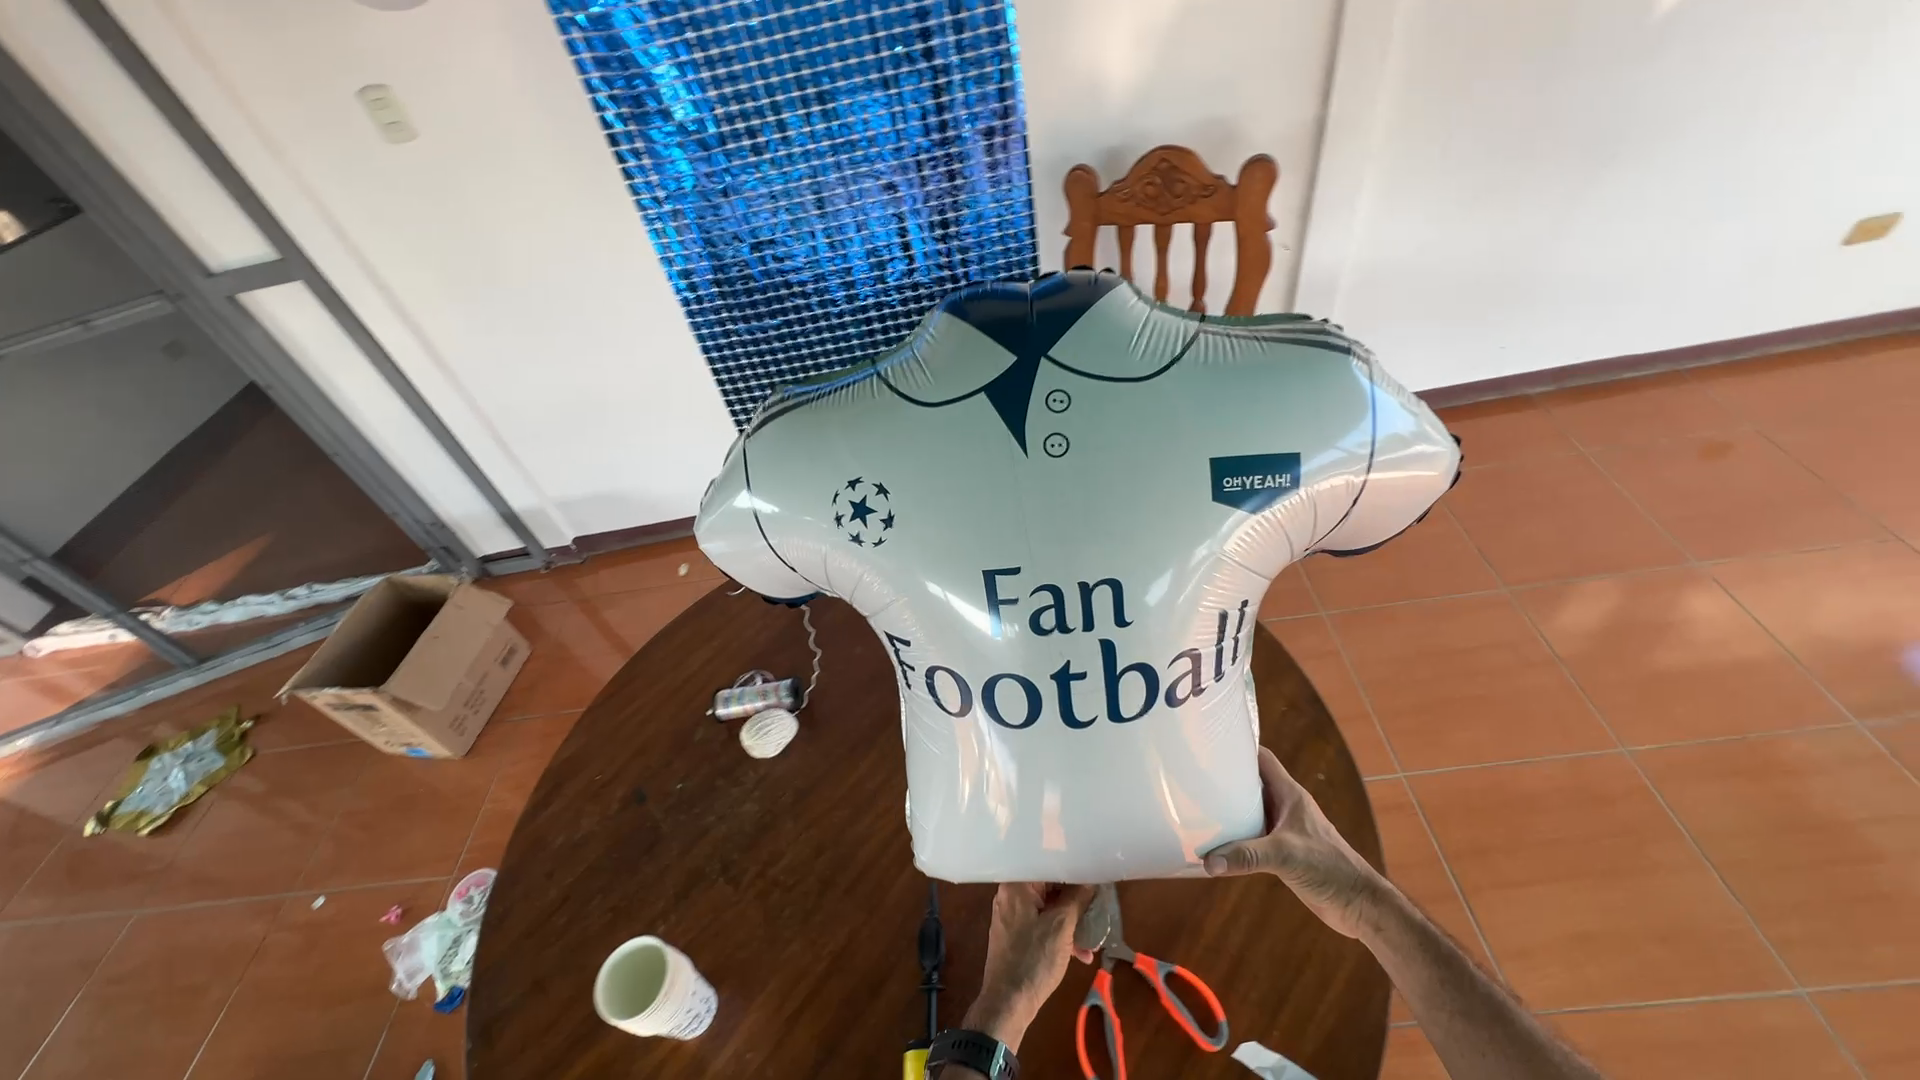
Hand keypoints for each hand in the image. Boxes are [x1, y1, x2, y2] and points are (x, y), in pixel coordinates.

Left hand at [964, 882, 1095, 1050]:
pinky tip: (1081, 954)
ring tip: (1093, 939)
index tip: (1094, 874)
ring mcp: (1012, 916)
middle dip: (1075, 900)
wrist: (1008, 1003)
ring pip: (1048, 908)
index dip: (1072, 869)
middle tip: (1098, 908)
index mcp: (1016, 886)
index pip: (1047, 864)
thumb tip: (1091, 880)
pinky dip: (1060, 934)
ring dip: (1071, 921)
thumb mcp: (1062, 926)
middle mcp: (1010, 895)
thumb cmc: (1034, 959)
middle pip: (1048, 887)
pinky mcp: (1015, 935)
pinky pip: (1042, 924)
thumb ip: (1077, 898)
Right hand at [1204, 747, 1389, 938]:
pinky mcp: (1282, 852)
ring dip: (1228, 810)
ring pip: (1250, 811)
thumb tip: (1208, 861)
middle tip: (1195, 777)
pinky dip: (1235, 836)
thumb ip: (1246, 856)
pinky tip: (1216, 843)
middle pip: (1251, 784)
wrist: (1357, 904)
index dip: (1239, 748)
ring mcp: (1284, 830)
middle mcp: (1285, 808)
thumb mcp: (1285, 856)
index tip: (1211, 745)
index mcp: (1290, 795)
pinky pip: (1252, 836)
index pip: (1263, 759)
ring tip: (1197, 808)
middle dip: (1226, 779)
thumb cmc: (1330, 868)